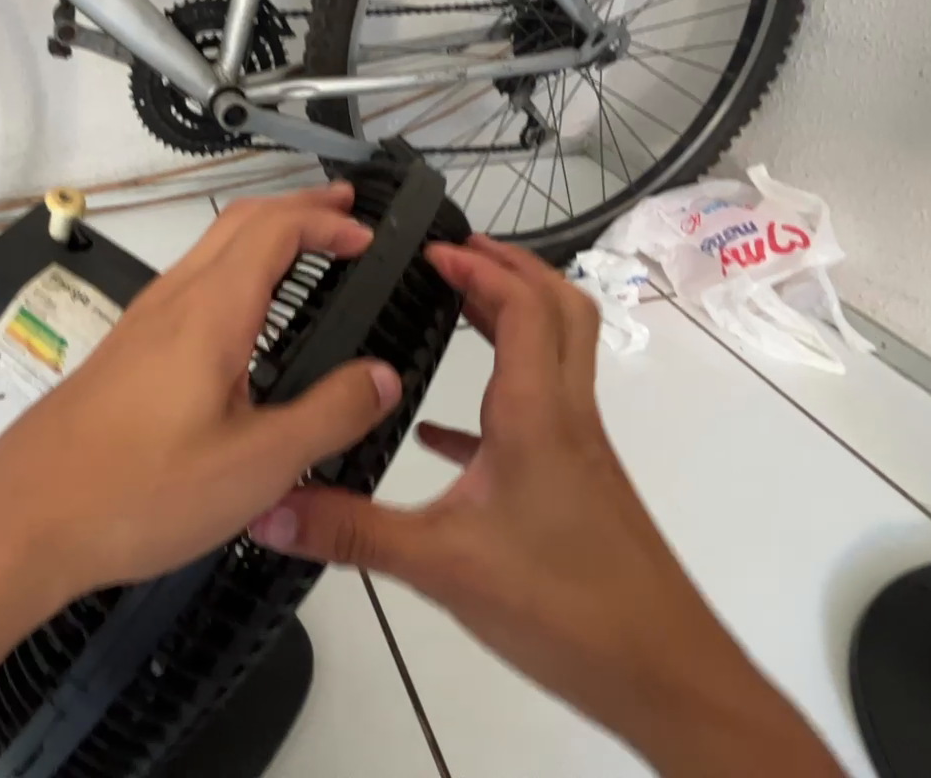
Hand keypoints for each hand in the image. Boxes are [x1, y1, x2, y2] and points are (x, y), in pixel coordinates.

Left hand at [0, 183, 402, 596]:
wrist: (24, 519)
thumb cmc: (139, 491)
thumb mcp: (257, 464)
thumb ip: (330, 414)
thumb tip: (382, 377)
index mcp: (209, 312)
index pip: (275, 230)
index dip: (327, 222)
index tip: (368, 238)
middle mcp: (172, 301)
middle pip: (239, 222)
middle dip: (297, 208)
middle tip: (342, 215)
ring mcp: (141, 324)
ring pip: (209, 251)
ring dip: (262, 237)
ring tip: (303, 256)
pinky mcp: (125, 353)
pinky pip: (189, 286)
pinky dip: (233, 273)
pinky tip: (243, 322)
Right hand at [249, 235, 842, 776]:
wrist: (665, 679)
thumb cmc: (563, 607)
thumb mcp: (439, 565)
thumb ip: (349, 532)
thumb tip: (265, 508)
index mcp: (536, 414)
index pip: (523, 306)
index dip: (480, 268)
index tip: (428, 251)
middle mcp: (565, 416)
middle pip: (559, 310)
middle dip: (510, 269)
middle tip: (453, 256)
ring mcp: (576, 449)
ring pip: (556, 355)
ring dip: (512, 318)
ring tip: (453, 308)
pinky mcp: (573, 484)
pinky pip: (536, 417)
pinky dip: (496, 396)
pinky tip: (444, 432)